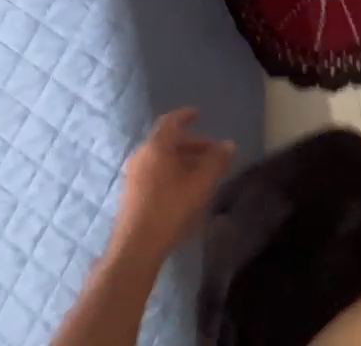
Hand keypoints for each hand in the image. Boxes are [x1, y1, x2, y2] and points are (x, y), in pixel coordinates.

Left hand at [113, 108, 235, 260]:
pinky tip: (184, 189)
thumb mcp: (200, 184)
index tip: (198, 114)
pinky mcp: (131, 194)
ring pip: (161, 159)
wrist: (136, 247)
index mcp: (156, 147)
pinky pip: (154, 172)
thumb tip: (228, 144)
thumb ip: (216, 161)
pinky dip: (171, 172)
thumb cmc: (170, 209)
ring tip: (202, 173)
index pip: (170, 122)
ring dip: (182, 160)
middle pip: (167, 142)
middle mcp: (141, 155)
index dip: (185, 116)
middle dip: (191, 144)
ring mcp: (133, 175)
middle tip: (211, 151)